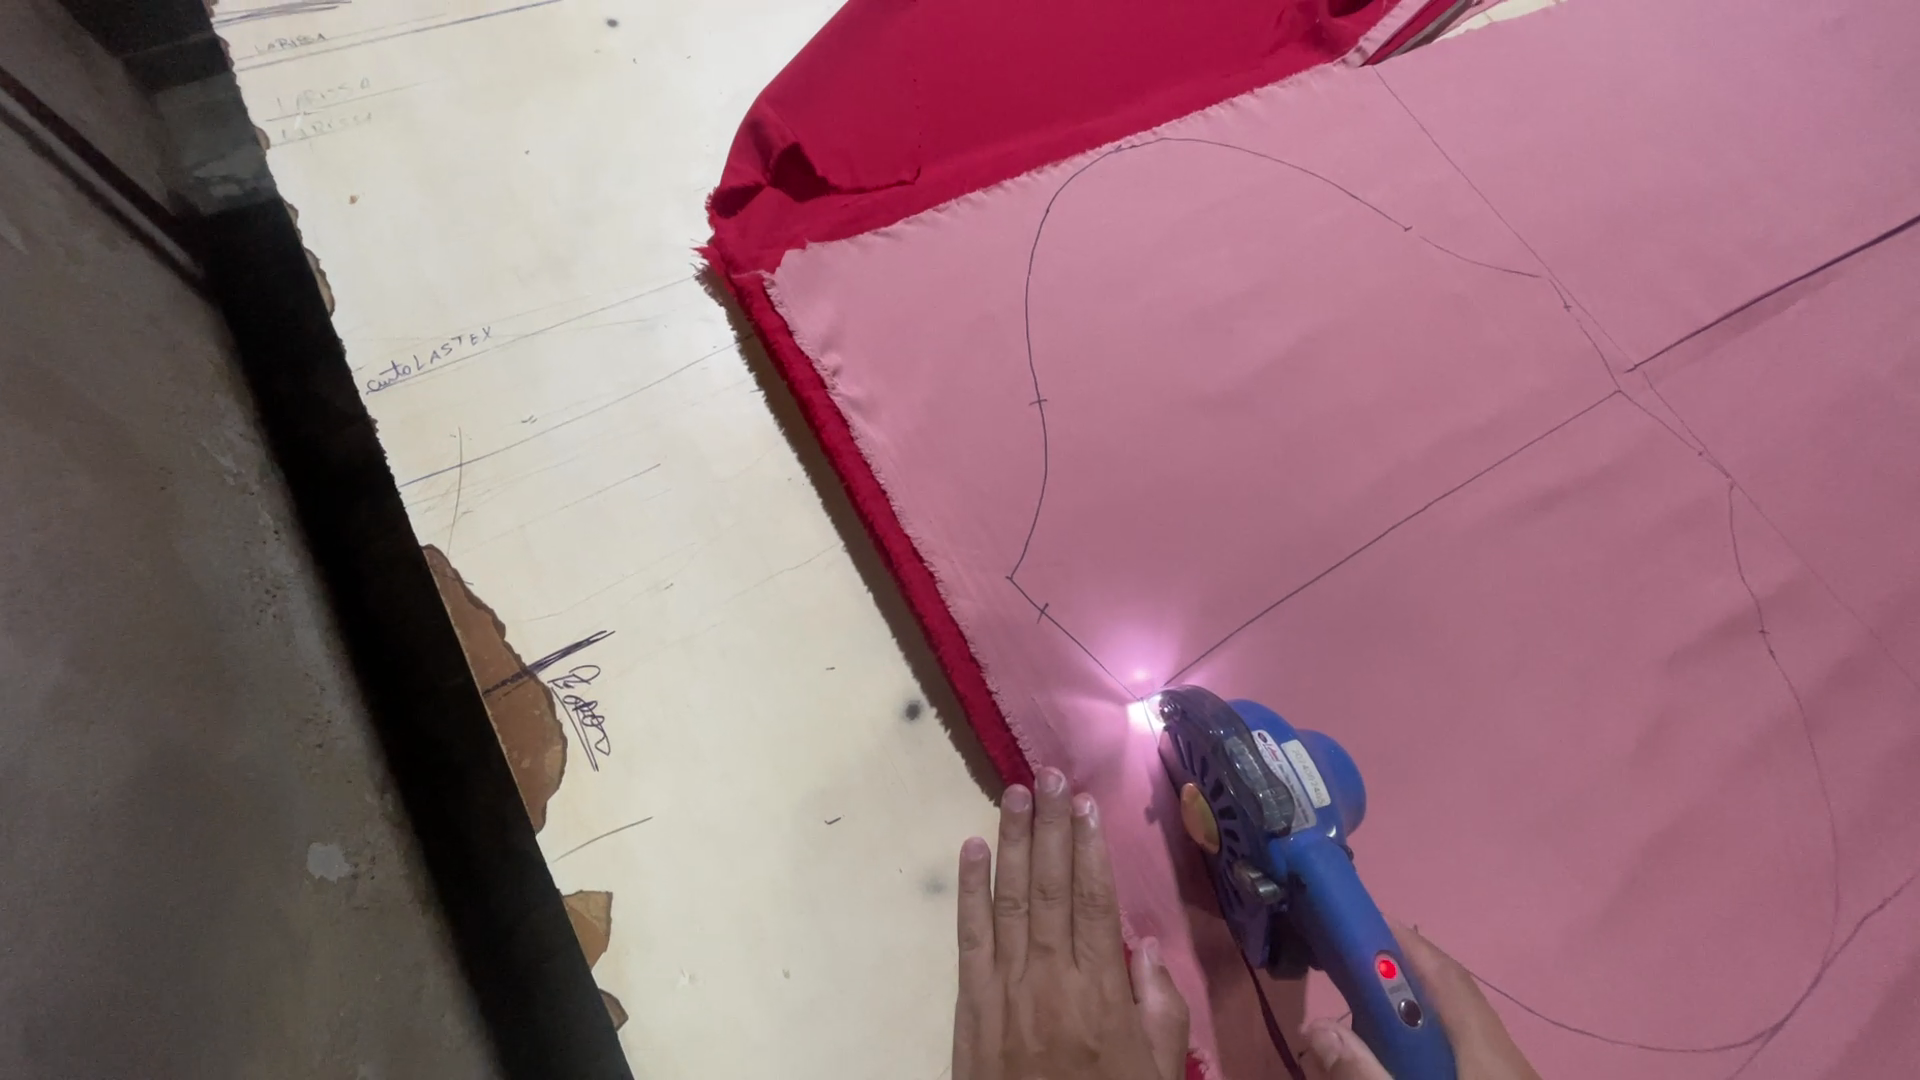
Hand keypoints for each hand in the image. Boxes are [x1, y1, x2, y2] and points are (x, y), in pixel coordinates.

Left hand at [953, 767, 1190, 1079]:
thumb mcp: (1157, 1075)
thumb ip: (1158, 1009)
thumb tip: (1142, 941)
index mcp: (1100, 994)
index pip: (1093, 900)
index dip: (1089, 847)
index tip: (1086, 803)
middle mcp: (1051, 978)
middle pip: (1050, 885)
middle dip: (1051, 825)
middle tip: (1050, 775)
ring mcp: (1005, 986)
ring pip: (1010, 897)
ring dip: (1013, 840)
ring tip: (1015, 791)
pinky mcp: (970, 1002)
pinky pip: (969, 935)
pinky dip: (968, 888)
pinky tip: (972, 846)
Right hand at [1300, 924, 1540, 1079]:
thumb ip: (1364, 1077)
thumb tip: (1315, 1026)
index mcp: (1490, 1057)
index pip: (1446, 976)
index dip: (1403, 940)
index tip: (1355, 918)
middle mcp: (1505, 1065)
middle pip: (1447, 1004)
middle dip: (1394, 981)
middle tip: (1339, 970)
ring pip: (1452, 1040)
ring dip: (1403, 1024)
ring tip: (1354, 1027)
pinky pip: (1457, 1067)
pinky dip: (1418, 1058)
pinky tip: (1388, 1071)